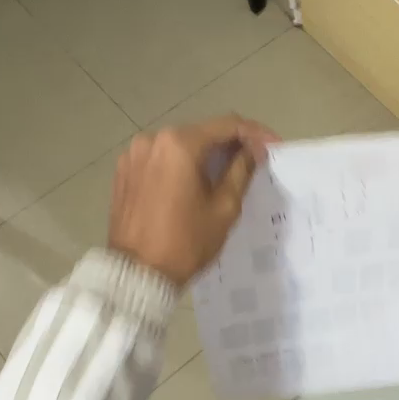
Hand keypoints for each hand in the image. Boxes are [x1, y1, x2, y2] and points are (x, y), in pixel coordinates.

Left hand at [107, 115, 278, 284]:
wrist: (136, 274)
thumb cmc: (186, 242)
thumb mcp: (224, 207)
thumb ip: (242, 170)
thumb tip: (254, 150)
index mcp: (179, 144)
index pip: (227, 125)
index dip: (256, 133)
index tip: (274, 147)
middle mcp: (153, 139)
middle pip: (202, 132)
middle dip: (230, 144)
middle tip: (254, 162)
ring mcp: (134, 154)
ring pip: (181, 145)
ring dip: (205, 155)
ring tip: (225, 176)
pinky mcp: (124, 171)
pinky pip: (161, 159)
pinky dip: (182, 165)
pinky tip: (194, 184)